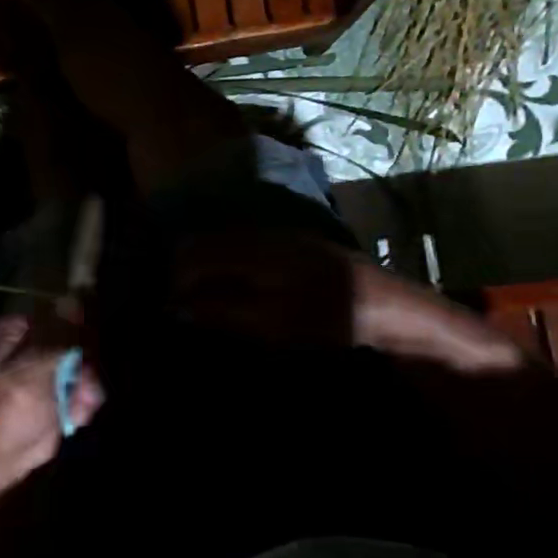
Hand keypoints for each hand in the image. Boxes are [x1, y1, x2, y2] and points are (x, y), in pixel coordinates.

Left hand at [0, 315, 103, 539]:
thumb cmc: (7, 409)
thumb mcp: (35, 368)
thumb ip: (62, 338)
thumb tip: (79, 301)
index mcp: (12, 336)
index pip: (48, 314)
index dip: (71, 319)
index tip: (88, 328)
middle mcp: (28, 351)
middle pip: (70, 340)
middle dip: (84, 360)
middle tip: (86, 376)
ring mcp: (44, 377)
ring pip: (82, 366)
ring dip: (86, 385)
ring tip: (80, 403)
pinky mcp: (57, 401)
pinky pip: (82, 392)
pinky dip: (83, 404)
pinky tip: (78, 414)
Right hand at [174, 230, 522, 373]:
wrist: (395, 313)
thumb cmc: (335, 320)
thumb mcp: (275, 324)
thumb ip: (224, 311)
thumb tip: (180, 306)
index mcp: (259, 247)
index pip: (198, 254)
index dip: (174, 280)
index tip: (162, 306)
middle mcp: (265, 234)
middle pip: (207, 245)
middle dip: (184, 272)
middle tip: (172, 304)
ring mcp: (281, 238)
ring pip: (224, 246)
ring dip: (204, 270)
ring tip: (193, 300)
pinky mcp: (293, 247)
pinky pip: (243, 250)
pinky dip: (225, 269)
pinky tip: (225, 291)